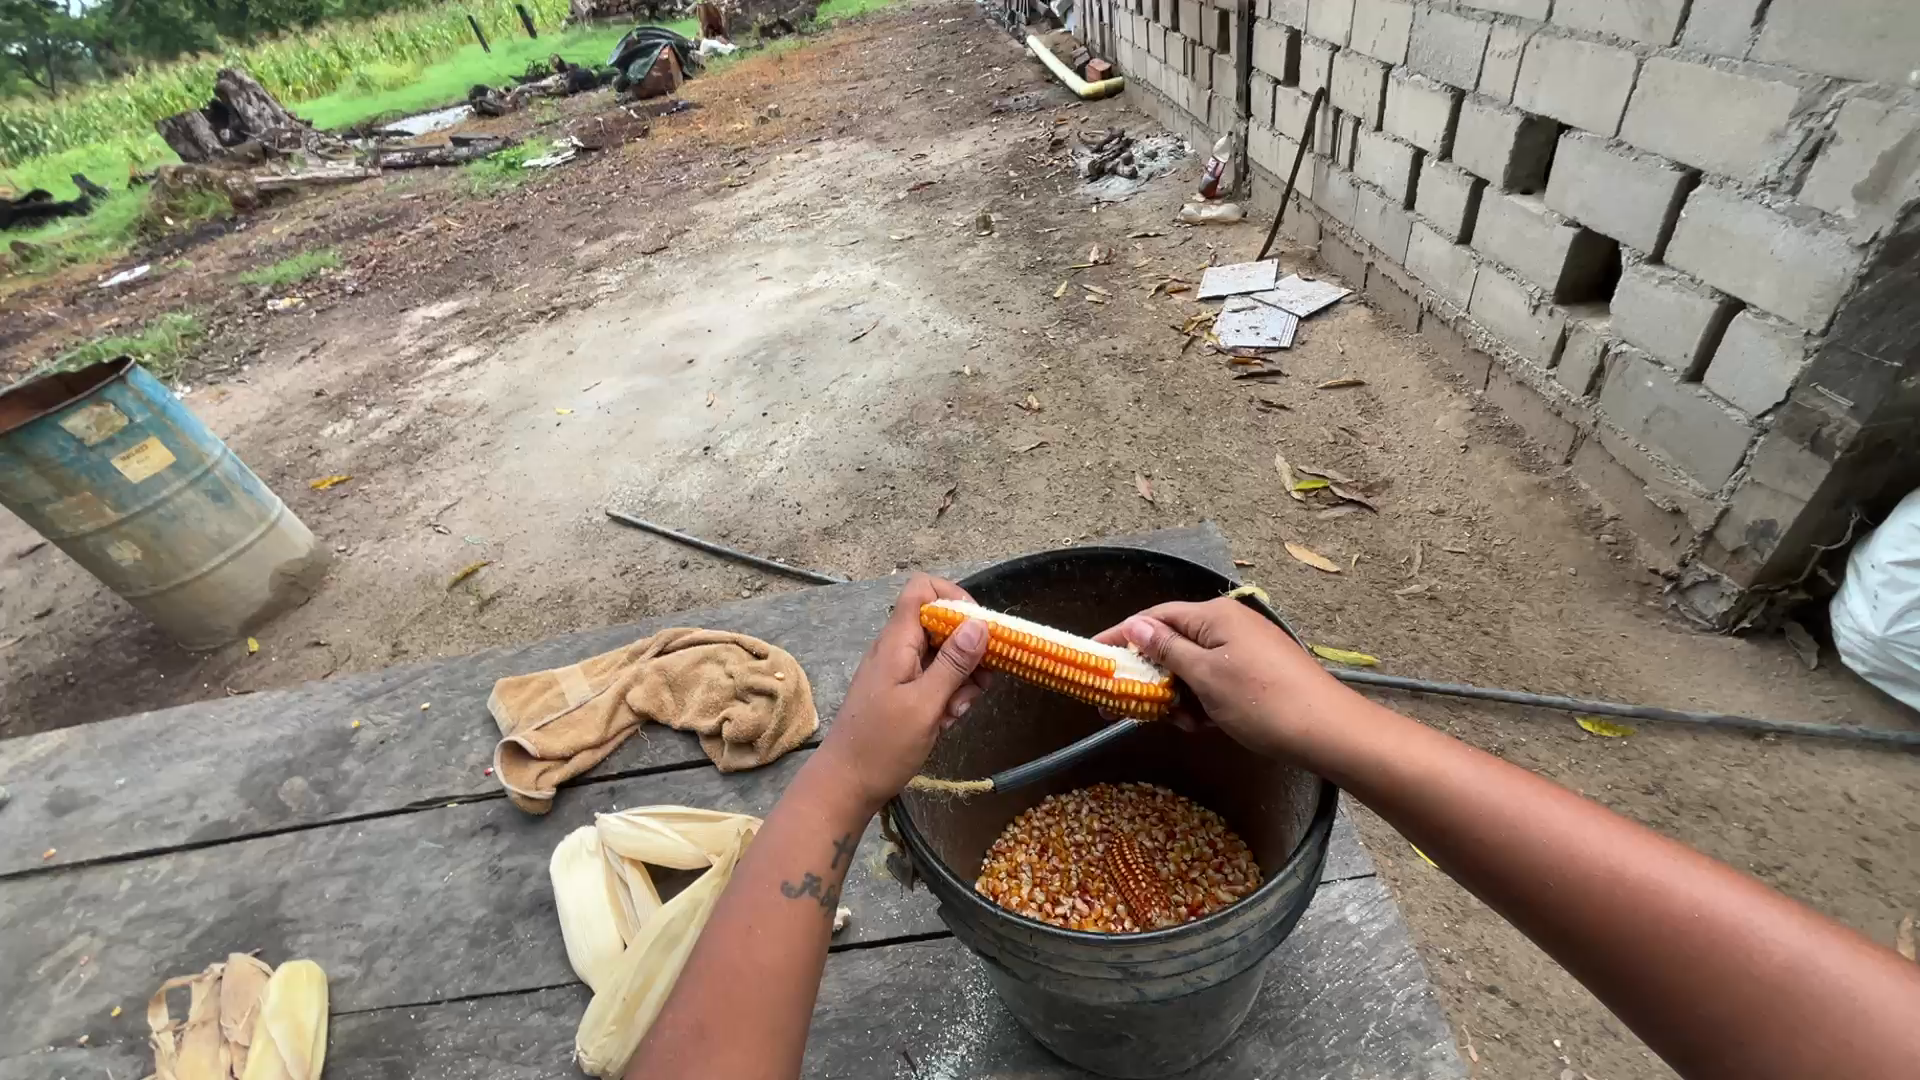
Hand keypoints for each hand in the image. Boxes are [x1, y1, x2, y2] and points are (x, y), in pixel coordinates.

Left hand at [814, 574, 990, 811]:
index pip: (923, 590)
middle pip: (942, 624)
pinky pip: (935, 679)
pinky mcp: (903, 692)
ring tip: (957, 712)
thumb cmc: (881, 745)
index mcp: (897, 641)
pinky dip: (948, 696)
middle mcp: (897, 648)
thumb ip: (953, 663)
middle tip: (977, 684)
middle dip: (968, 651)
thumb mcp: (925, 705)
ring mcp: (899, 670)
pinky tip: (947, 722)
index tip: (980, 628)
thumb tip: (979, 622)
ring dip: (961, 679)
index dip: (955, 598)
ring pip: (943, 655)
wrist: (845, 785)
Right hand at [1095, 597, 1350, 758]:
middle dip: (1151, 674)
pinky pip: (1214, 679)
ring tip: (1179, 722)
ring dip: (1177, 693)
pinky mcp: (1257, 672)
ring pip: (1192, 666)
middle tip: (1124, 705)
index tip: (1093, 655)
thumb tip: (1135, 626)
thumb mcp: (1205, 676)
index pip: (1154, 618)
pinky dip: (1202, 699)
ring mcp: (1244, 649)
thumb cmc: (1263, 702)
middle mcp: (1228, 625)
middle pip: (1172, 643)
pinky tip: (1203, 724)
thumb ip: (1166, 650)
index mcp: (1213, 616)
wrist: (1332, 734)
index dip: (1121, 636)